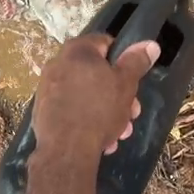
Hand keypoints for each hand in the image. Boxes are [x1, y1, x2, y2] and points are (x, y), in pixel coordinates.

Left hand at [31, 34, 159, 162]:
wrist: (66, 149)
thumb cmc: (99, 110)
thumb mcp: (125, 84)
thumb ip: (137, 62)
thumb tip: (150, 44)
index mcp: (78, 50)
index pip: (106, 43)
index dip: (124, 61)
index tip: (133, 82)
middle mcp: (58, 63)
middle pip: (97, 73)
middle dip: (118, 95)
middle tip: (131, 114)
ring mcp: (48, 88)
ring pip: (87, 95)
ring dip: (107, 112)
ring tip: (119, 133)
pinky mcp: (44, 111)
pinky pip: (72, 110)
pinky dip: (88, 121)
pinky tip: (101, 140)